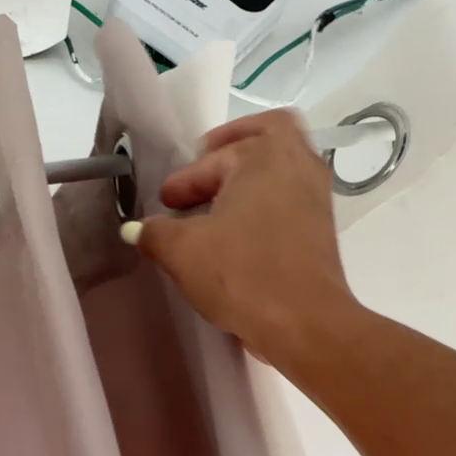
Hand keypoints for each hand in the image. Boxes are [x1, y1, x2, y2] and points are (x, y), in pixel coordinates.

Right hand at [135, 110, 364, 369]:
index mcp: (263, 155)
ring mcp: (316, 195)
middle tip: (205, 165)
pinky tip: (241, 230)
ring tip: (219, 204)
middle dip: (232, 146)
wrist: (302, 320)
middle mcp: (296, 163)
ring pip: (282, 166)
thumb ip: (154, 233)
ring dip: (251, 176)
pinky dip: (266, 200)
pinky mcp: (321, 227)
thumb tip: (134, 228)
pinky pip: (290, 196)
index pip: (211, 160)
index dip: (181, 181)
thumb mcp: (182, 252)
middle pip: (266, 135)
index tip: (164, 204)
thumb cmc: (240, 273)